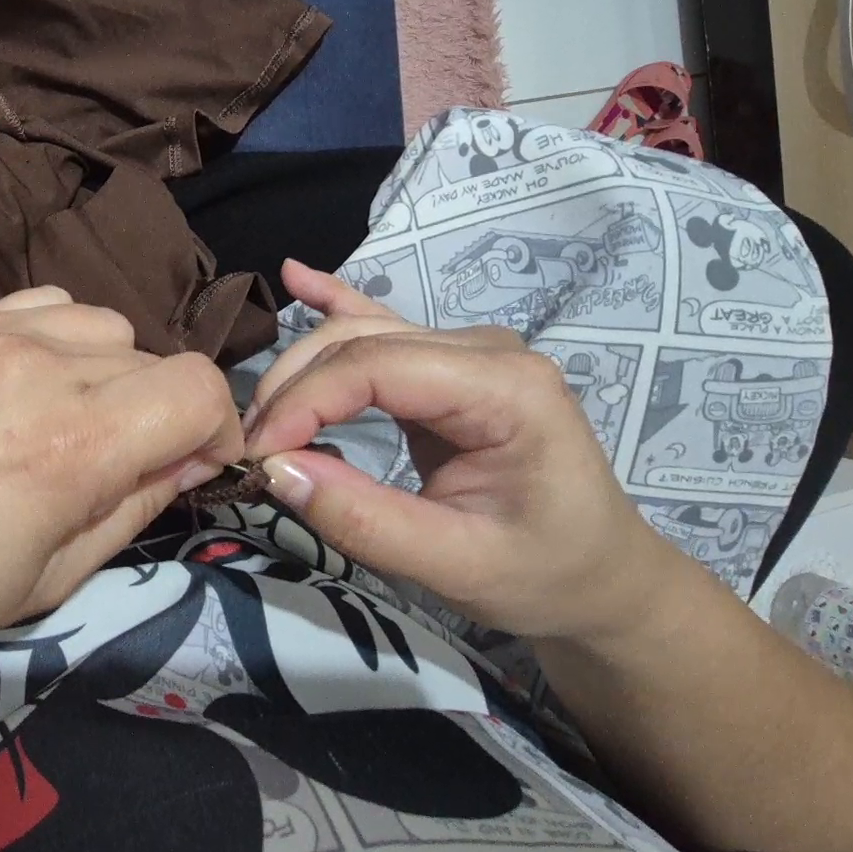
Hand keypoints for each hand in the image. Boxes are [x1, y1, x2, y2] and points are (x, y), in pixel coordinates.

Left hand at [0, 287, 242, 669]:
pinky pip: (47, 305)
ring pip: (108, 326)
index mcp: (69, 443)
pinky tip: (24, 384)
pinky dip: (62, 340)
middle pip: (158, 359)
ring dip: (113, 374)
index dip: (219, 430)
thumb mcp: (46, 581)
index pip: (200, 389)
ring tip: (67, 423)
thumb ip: (134, 507)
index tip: (194, 468)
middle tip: (116, 468)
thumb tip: (191, 458)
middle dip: (162, 416)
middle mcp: (39, 365)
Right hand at [243, 260, 688, 643]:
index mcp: (505, 388)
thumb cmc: (544, 575)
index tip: (254, 456)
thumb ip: (363, 519)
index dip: (302, 404)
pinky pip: (378, 324)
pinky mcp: (445, 362)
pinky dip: (332, 302)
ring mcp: (466, 348)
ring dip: (297, 373)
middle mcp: (484, 348)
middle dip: (290, 392)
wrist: (603, 575)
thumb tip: (272, 469)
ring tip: (259, 424)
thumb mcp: (456, 566)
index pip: (372, 368)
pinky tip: (297, 276)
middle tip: (249, 454)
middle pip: (355, 343)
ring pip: (354, 334)